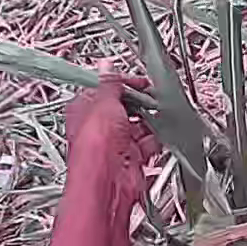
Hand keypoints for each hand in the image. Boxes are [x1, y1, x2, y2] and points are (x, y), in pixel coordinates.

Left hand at [65, 75, 160, 216]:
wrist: (108, 179)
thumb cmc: (95, 145)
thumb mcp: (104, 101)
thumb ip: (110, 83)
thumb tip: (107, 66)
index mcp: (85, 110)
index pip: (104, 91)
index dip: (122, 84)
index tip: (138, 81)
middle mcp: (99, 128)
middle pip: (123, 109)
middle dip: (139, 103)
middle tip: (153, 96)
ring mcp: (116, 145)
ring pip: (138, 128)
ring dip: (150, 121)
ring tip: (160, 113)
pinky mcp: (132, 160)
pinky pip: (148, 146)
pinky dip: (156, 140)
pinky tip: (161, 133)